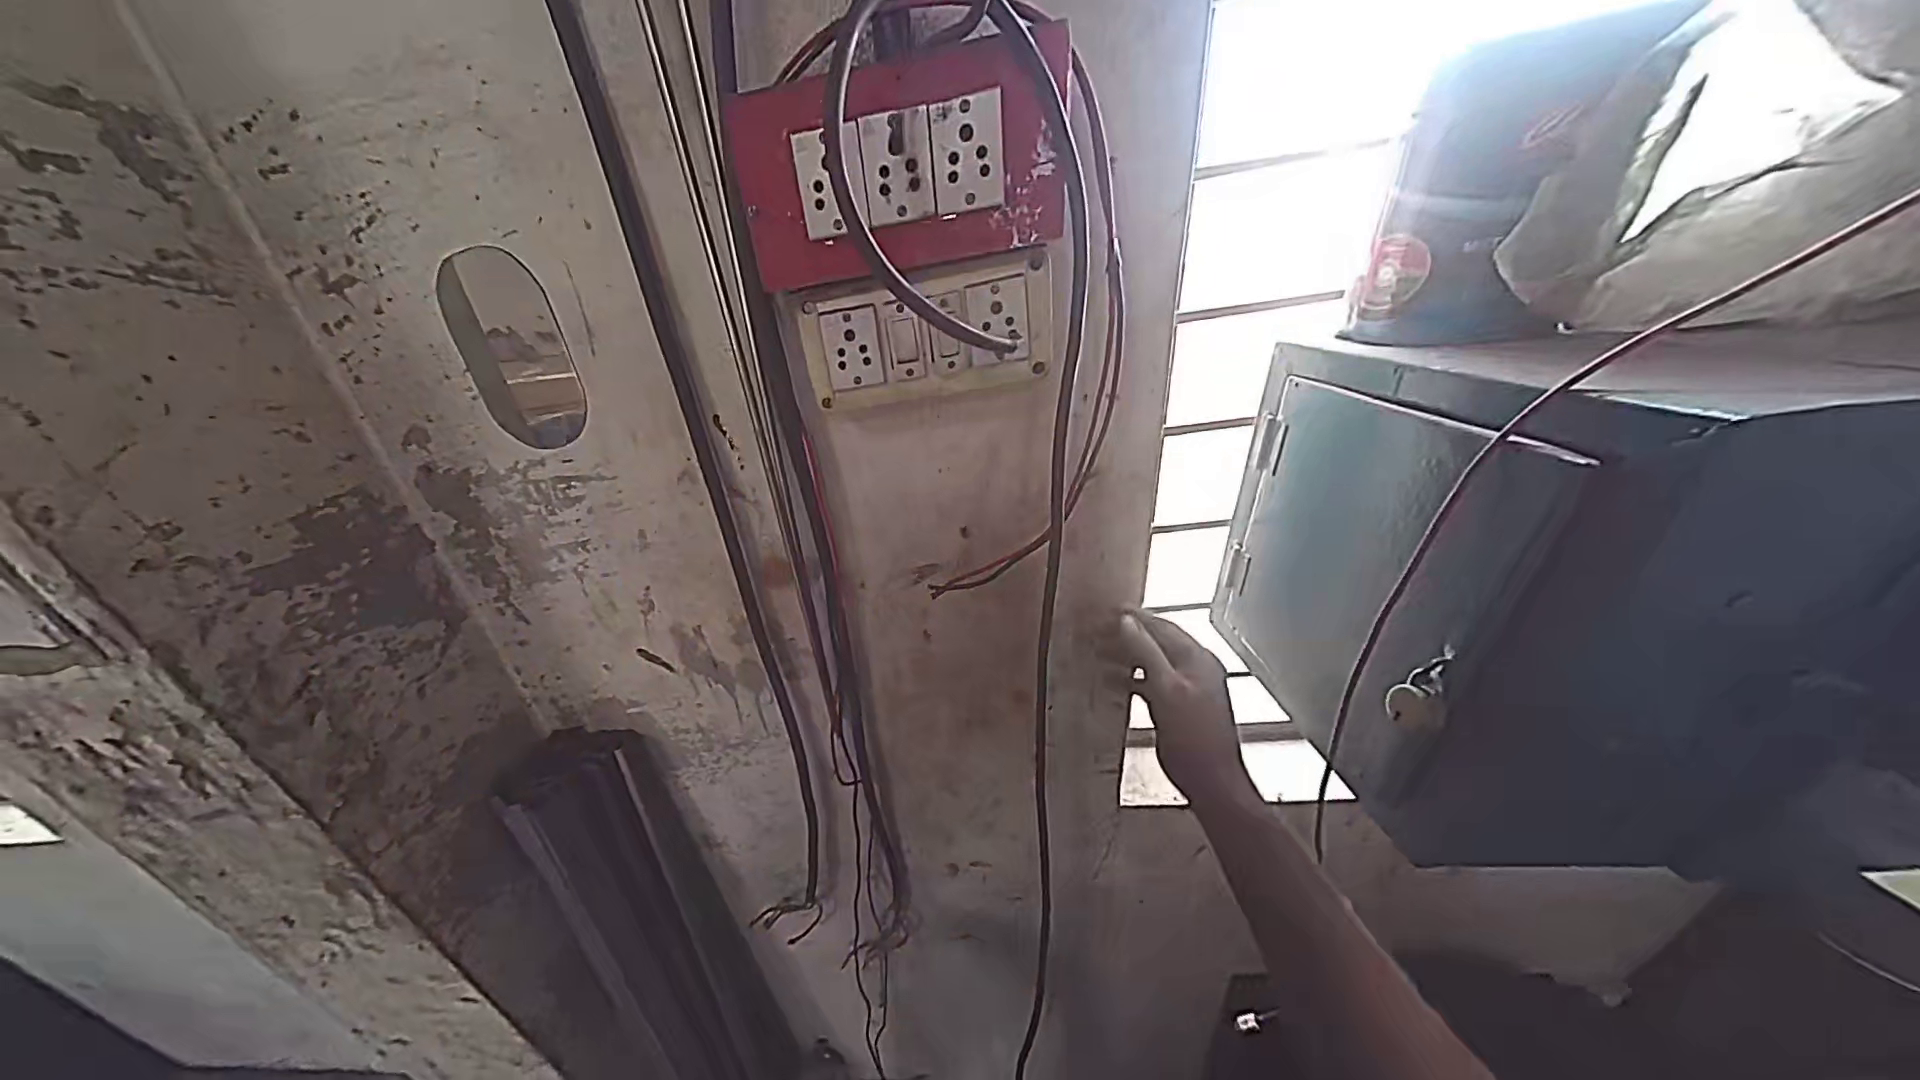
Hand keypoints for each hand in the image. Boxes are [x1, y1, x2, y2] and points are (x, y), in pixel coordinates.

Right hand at [1118, 610, 1257, 805]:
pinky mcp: (1177, 706)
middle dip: (1129, 634)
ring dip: (1128, 655)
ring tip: (1100, 650)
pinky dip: (1132, 678)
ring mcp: (1187, 687)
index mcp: (1197, 658)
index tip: (1109, 610)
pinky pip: (1151, 682)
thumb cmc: (1193, 735)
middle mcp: (1194, 668)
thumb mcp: (1166, 688)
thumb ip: (1146, 652)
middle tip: (1100, 629)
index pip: (1162, 626)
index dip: (1136, 617)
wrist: (1211, 779)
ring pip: (1153, 661)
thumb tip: (1127, 621)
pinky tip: (1114, 680)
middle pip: (1157, 641)